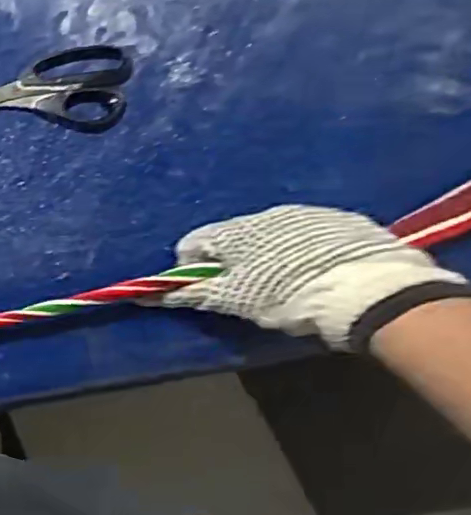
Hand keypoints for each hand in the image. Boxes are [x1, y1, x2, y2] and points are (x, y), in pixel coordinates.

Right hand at [156, 205, 467, 350]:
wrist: (374, 292)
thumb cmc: (284, 295)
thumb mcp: (230, 299)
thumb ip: (185, 293)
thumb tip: (141, 294)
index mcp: (233, 231)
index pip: (192, 244)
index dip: (194, 268)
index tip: (211, 286)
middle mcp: (266, 215)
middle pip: (232, 236)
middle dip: (233, 257)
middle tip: (247, 285)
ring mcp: (309, 215)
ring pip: (270, 233)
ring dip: (267, 251)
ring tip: (285, 277)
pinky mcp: (346, 221)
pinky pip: (308, 232)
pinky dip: (302, 247)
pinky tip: (315, 268)